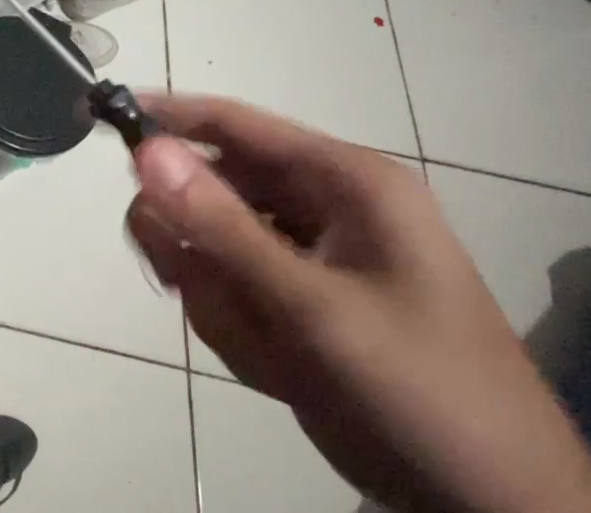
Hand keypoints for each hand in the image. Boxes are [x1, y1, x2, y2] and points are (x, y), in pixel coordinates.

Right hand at [124, 94, 590, 512]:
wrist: (490, 505)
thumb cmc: (418, 390)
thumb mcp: (311, 307)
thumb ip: (221, 228)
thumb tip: (143, 149)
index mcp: (346, 184)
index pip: (234, 125)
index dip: (166, 117)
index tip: (100, 116)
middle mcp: (322, 207)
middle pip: (206, 191)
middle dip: (195, 246)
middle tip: (187, 282)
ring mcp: (306, 255)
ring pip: (205, 246)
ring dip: (218, 298)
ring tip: (266, 347)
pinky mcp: (294, 297)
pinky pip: (223, 288)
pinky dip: (233, 325)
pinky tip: (278, 365)